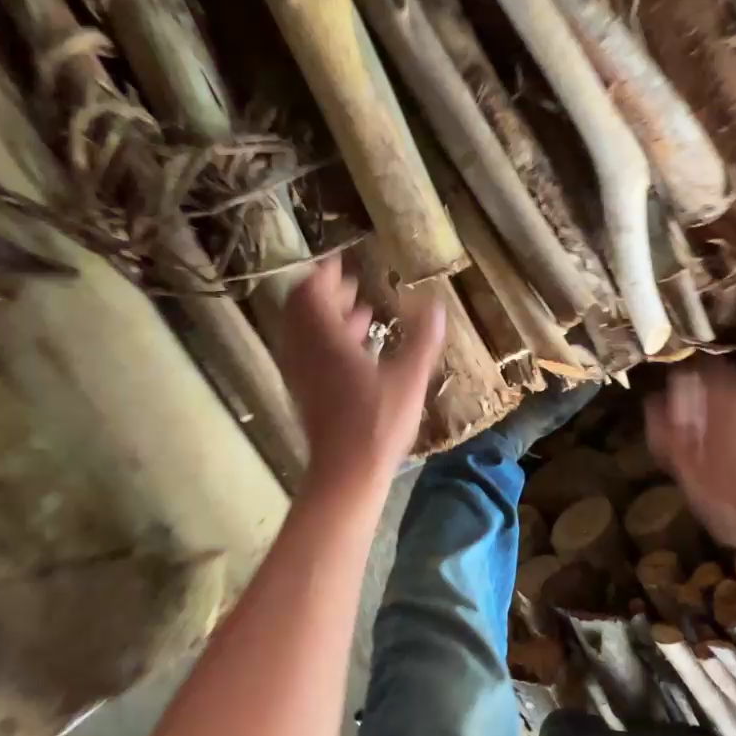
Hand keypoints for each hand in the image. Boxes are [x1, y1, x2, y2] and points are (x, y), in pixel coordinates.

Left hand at [278, 261, 444, 490]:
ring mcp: (300, 374)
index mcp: (326, 340)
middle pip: (302, 310)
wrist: (347, 471)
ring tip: (360, 316)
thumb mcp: (410, 378)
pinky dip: (324, 342)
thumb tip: (435, 304)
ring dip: (325, 319)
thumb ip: (422, 339)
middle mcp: (304, 352)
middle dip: (325, 295)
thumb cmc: (378, 422)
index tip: (341, 263)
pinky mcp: (304, 393)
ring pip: (303, 333)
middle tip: (351, 287)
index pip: (311, 293)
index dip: (324, 274)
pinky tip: (355, 354)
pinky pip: (305, 354)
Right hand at [643, 360, 735, 548]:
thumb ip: (666, 430)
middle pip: (721, 383)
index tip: (669, 404)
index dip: (680, 384)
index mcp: (726, 398)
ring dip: (719, 412)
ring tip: (704, 442)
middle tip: (684, 423)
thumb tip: (652, 404)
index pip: (698, 371)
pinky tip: (728, 456)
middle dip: (701, 397)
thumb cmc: (726, 492)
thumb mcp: (685, 465)